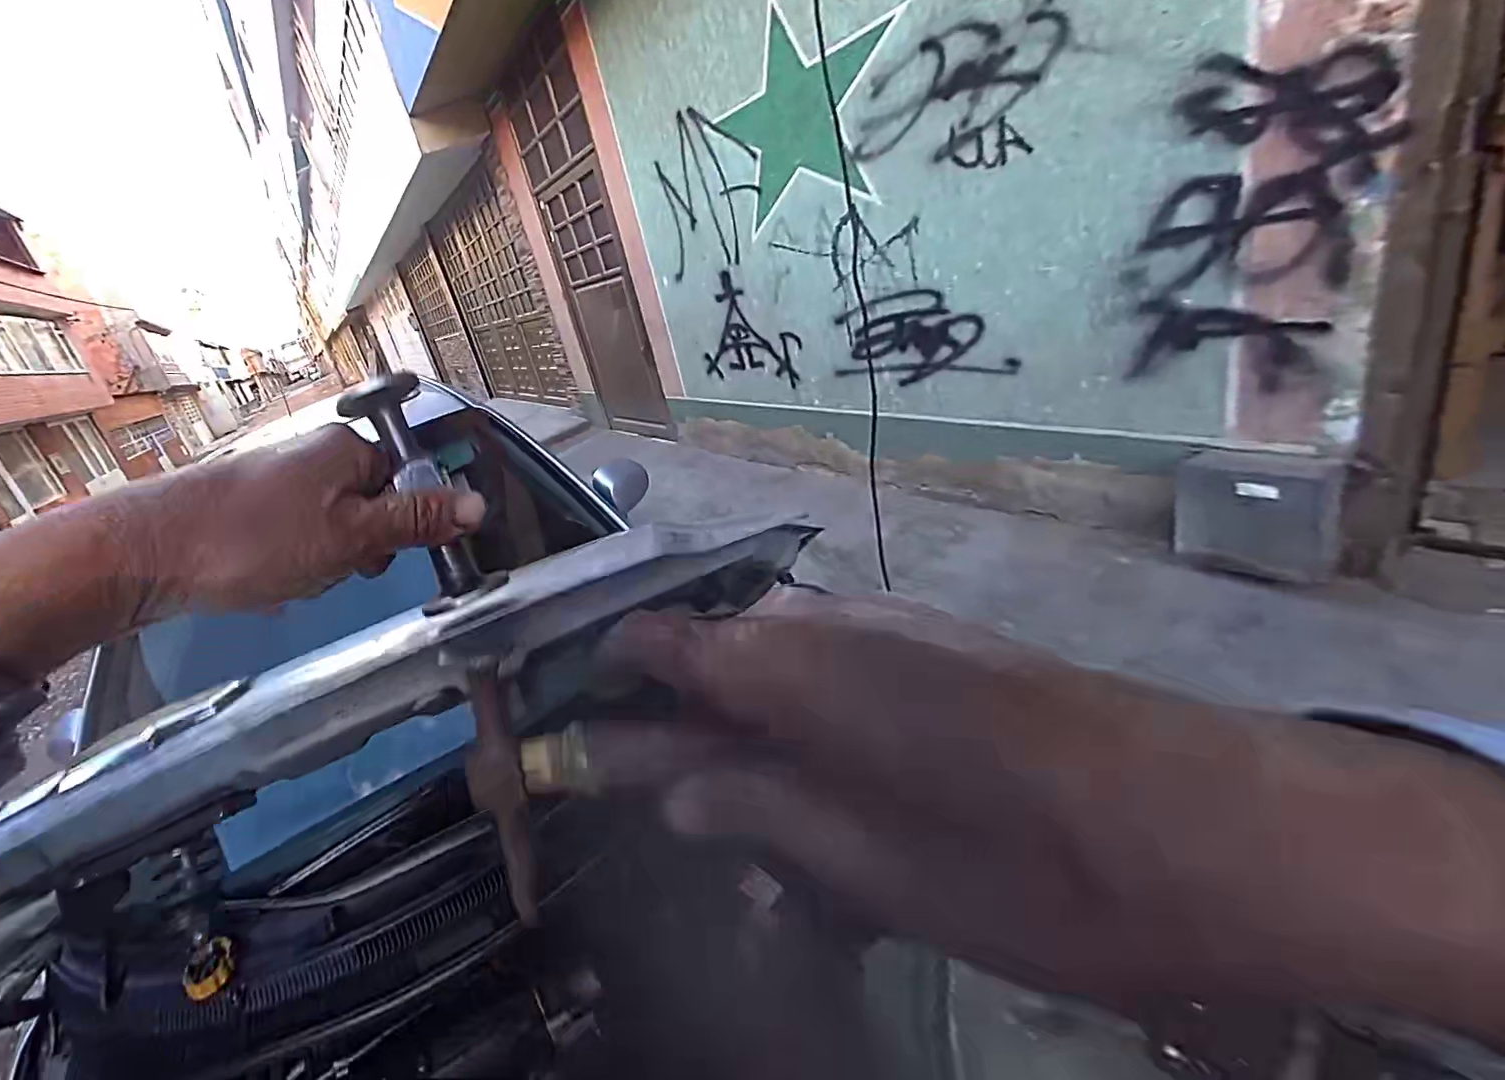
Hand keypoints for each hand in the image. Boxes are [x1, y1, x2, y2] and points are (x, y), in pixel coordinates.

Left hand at [125, 425, 485, 614]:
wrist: (149, 555)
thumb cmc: (254, 540)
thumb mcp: (350, 536)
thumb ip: (415, 520)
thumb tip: (477, 505)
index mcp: (347, 449)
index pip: (411, 482)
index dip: (407, 523)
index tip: (383, 552)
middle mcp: (320, 456)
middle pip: (378, 507)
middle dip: (366, 547)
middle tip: (336, 564)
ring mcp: (289, 482)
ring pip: (344, 529)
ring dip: (334, 560)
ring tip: (299, 573)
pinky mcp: (264, 509)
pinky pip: (309, 537)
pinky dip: (303, 561)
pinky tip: (278, 576)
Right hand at [547, 588, 1504, 1041]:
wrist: (1201, 821)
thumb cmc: (1010, 862)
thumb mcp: (857, 860)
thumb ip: (748, 807)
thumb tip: (671, 793)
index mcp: (778, 665)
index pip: (650, 639)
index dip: (601, 670)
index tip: (574, 710)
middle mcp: (809, 622)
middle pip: (698, 644)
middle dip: (662, 702)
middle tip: (647, 769)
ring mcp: (865, 622)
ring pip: (755, 651)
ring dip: (726, 706)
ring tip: (730, 776)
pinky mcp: (911, 635)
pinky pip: (814, 652)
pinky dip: (784, 697)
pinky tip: (806, 752)